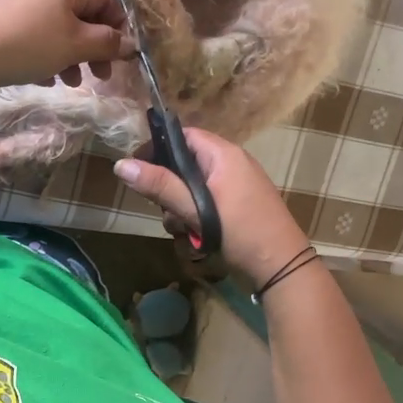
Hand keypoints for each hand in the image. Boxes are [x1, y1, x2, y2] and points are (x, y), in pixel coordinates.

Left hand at [0, 0, 134, 96]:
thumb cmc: (31, 44)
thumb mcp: (76, 45)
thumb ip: (107, 43)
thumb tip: (130, 43)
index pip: (104, 0)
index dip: (118, 29)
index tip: (122, 57)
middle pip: (81, 17)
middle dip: (94, 49)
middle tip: (101, 77)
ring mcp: (19, 2)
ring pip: (58, 30)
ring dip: (71, 57)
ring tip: (70, 83)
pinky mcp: (3, 22)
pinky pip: (35, 38)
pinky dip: (46, 57)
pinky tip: (45, 79)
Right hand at [114, 128, 315, 289]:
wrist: (282, 267)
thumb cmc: (240, 232)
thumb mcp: (195, 209)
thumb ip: (160, 185)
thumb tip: (120, 165)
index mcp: (224, 154)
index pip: (182, 135)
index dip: (156, 148)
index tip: (137, 171)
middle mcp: (231, 165)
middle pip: (184, 166)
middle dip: (169, 191)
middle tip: (168, 212)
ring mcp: (236, 187)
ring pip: (192, 190)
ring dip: (181, 211)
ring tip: (186, 232)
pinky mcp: (237, 208)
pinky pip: (206, 205)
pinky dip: (197, 220)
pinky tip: (199, 240)